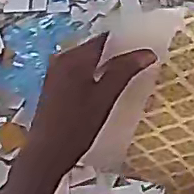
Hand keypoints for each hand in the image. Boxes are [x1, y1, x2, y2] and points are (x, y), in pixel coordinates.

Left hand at [19, 34, 155, 188]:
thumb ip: (124, 71)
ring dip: (105, 67)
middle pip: (95, 49)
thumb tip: (147, 52)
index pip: (104, 38)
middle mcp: (62, 60)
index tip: (142, 49)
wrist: (46, 155)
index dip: (125, 42)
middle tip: (139, 64)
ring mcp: (56, 74)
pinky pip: (79, 73)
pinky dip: (94, 77)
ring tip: (126, 77)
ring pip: (87, 62)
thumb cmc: (76, 126)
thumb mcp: (105, 97)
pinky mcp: (54, 88)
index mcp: (74, 57)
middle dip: (116, 55)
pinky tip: (105, 91)